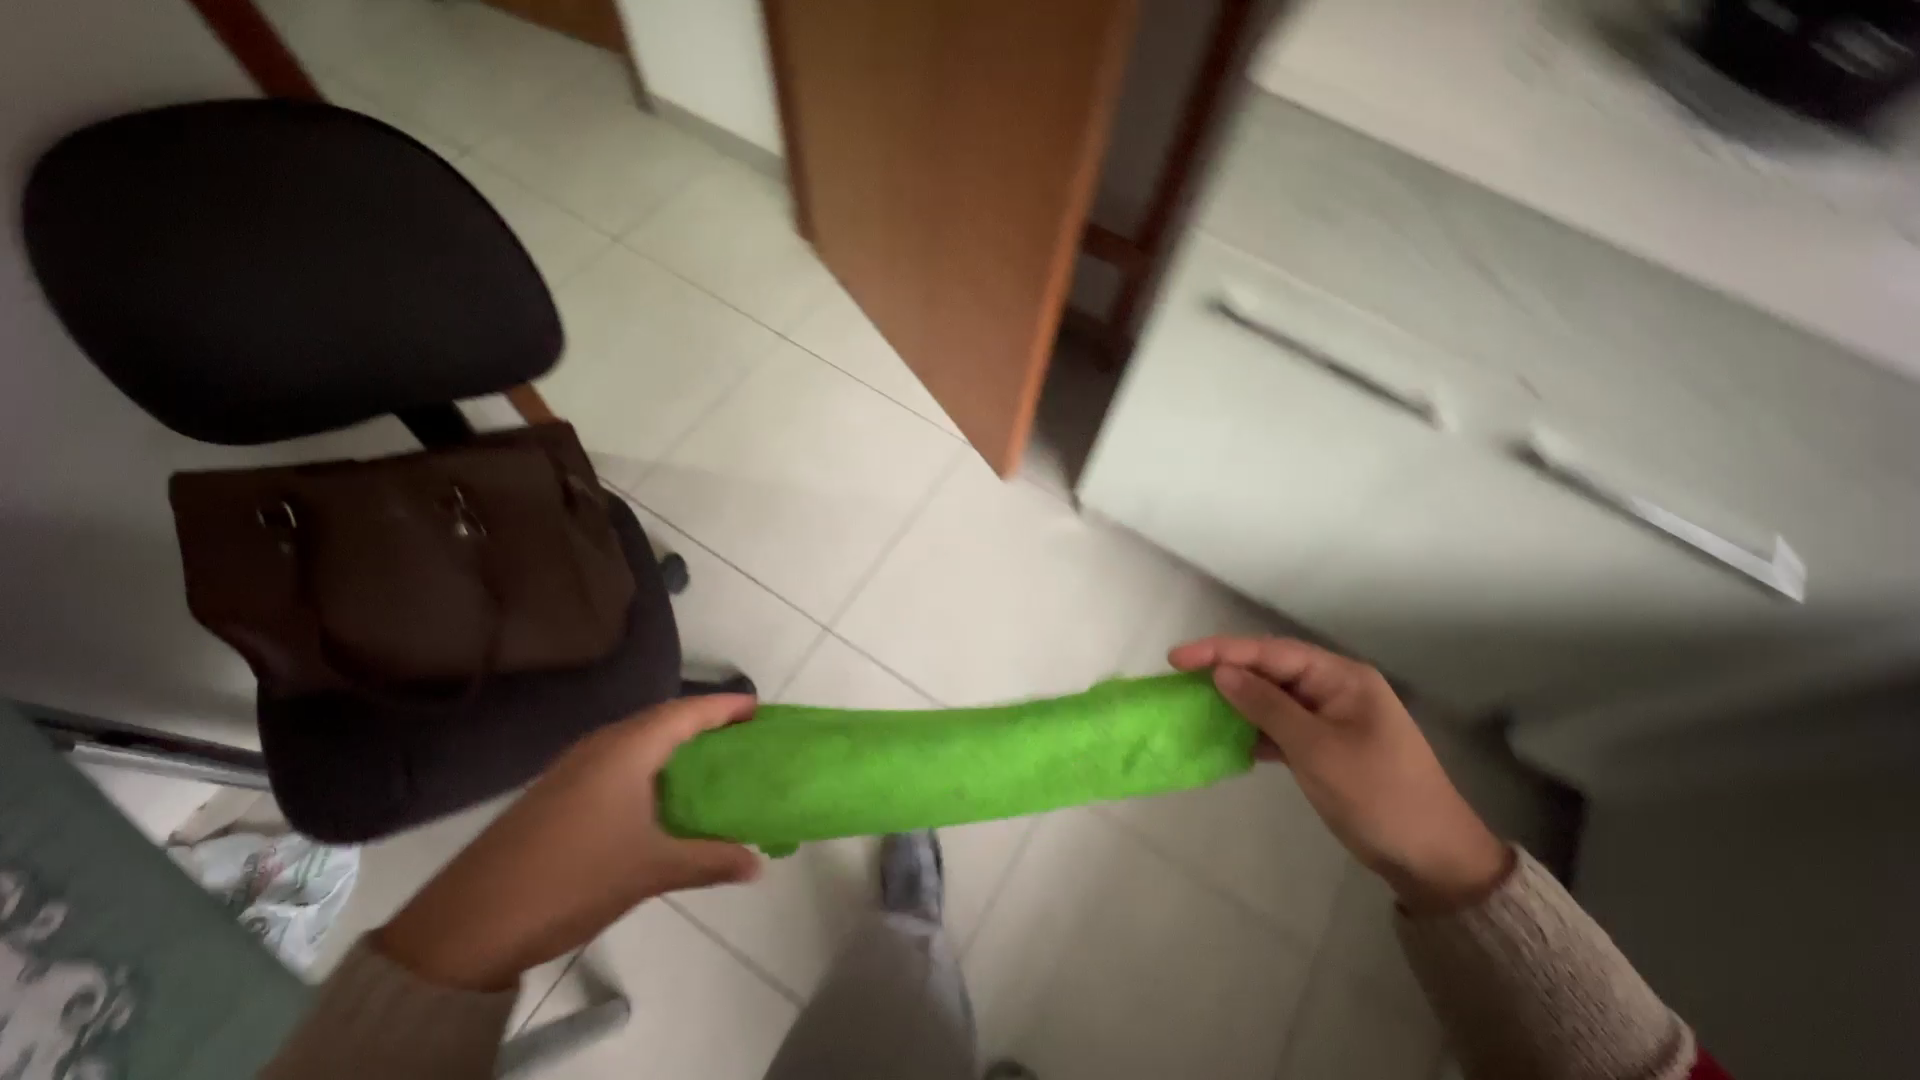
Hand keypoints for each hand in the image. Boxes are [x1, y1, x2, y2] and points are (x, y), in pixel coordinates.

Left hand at [376, 695, 761, 990]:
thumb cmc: (572, 880)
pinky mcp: (553, 795)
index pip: (684, 713)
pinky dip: (645, 767)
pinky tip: (656, 798)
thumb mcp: (651, 871)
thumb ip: (709, 860)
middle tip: (738, 737)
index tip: (757, 708)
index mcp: (625, 751)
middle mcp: (597, 748)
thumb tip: (757, 865)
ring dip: (670, 745)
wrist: (470, 924)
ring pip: (632, 742)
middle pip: (658, 720)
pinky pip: (613, 763)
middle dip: (700, 722)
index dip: (723, 707)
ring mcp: (570, 770)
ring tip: (706, 764)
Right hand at [1170, 637, 1511, 912]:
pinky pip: (1279, 727)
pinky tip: (1226, 738)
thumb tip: (1222, 673)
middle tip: (1177, 677)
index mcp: (1342, 678)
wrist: (1430, 856)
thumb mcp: (1317, 748)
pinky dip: (1252, 731)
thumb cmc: (1378, 794)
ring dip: (1235, 701)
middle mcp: (1335, 689)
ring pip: (1271, 699)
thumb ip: (1267, 706)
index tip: (1176, 658)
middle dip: (1224, 671)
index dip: (1222, 651)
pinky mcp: (1324, 747)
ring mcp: (1330, 719)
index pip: (1272, 652)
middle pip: (1270, 670)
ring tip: (1193, 703)